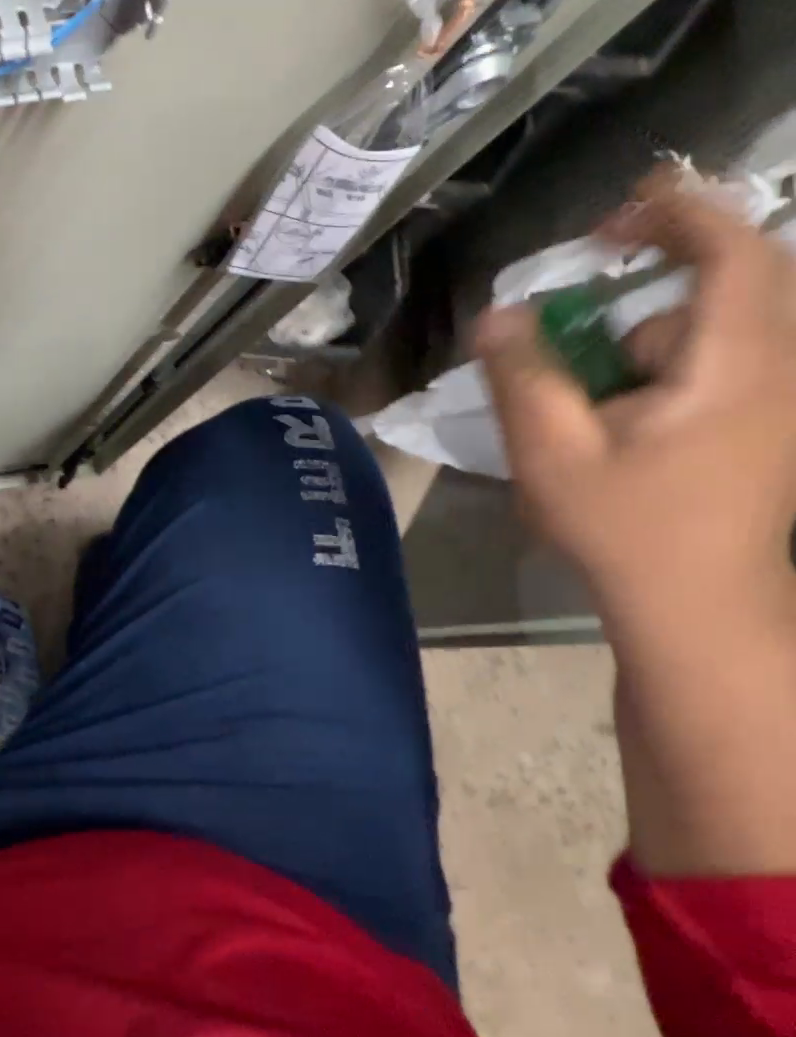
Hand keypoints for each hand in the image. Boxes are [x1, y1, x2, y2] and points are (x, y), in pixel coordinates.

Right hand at [474, 169, 795, 610]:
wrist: (696, 601)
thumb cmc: (624, 526)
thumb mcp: (551, 452)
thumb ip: (523, 375)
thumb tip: (496, 314)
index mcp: (736, 366)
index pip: (736, 254)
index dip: (682, 214)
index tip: (617, 209)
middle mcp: (778, 367)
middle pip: (728, 284)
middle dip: (653, 277)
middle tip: (580, 296)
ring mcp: (778, 396)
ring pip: (714, 330)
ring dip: (644, 339)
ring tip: (586, 399)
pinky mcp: (765, 421)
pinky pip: (716, 361)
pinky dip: (659, 365)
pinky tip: (617, 417)